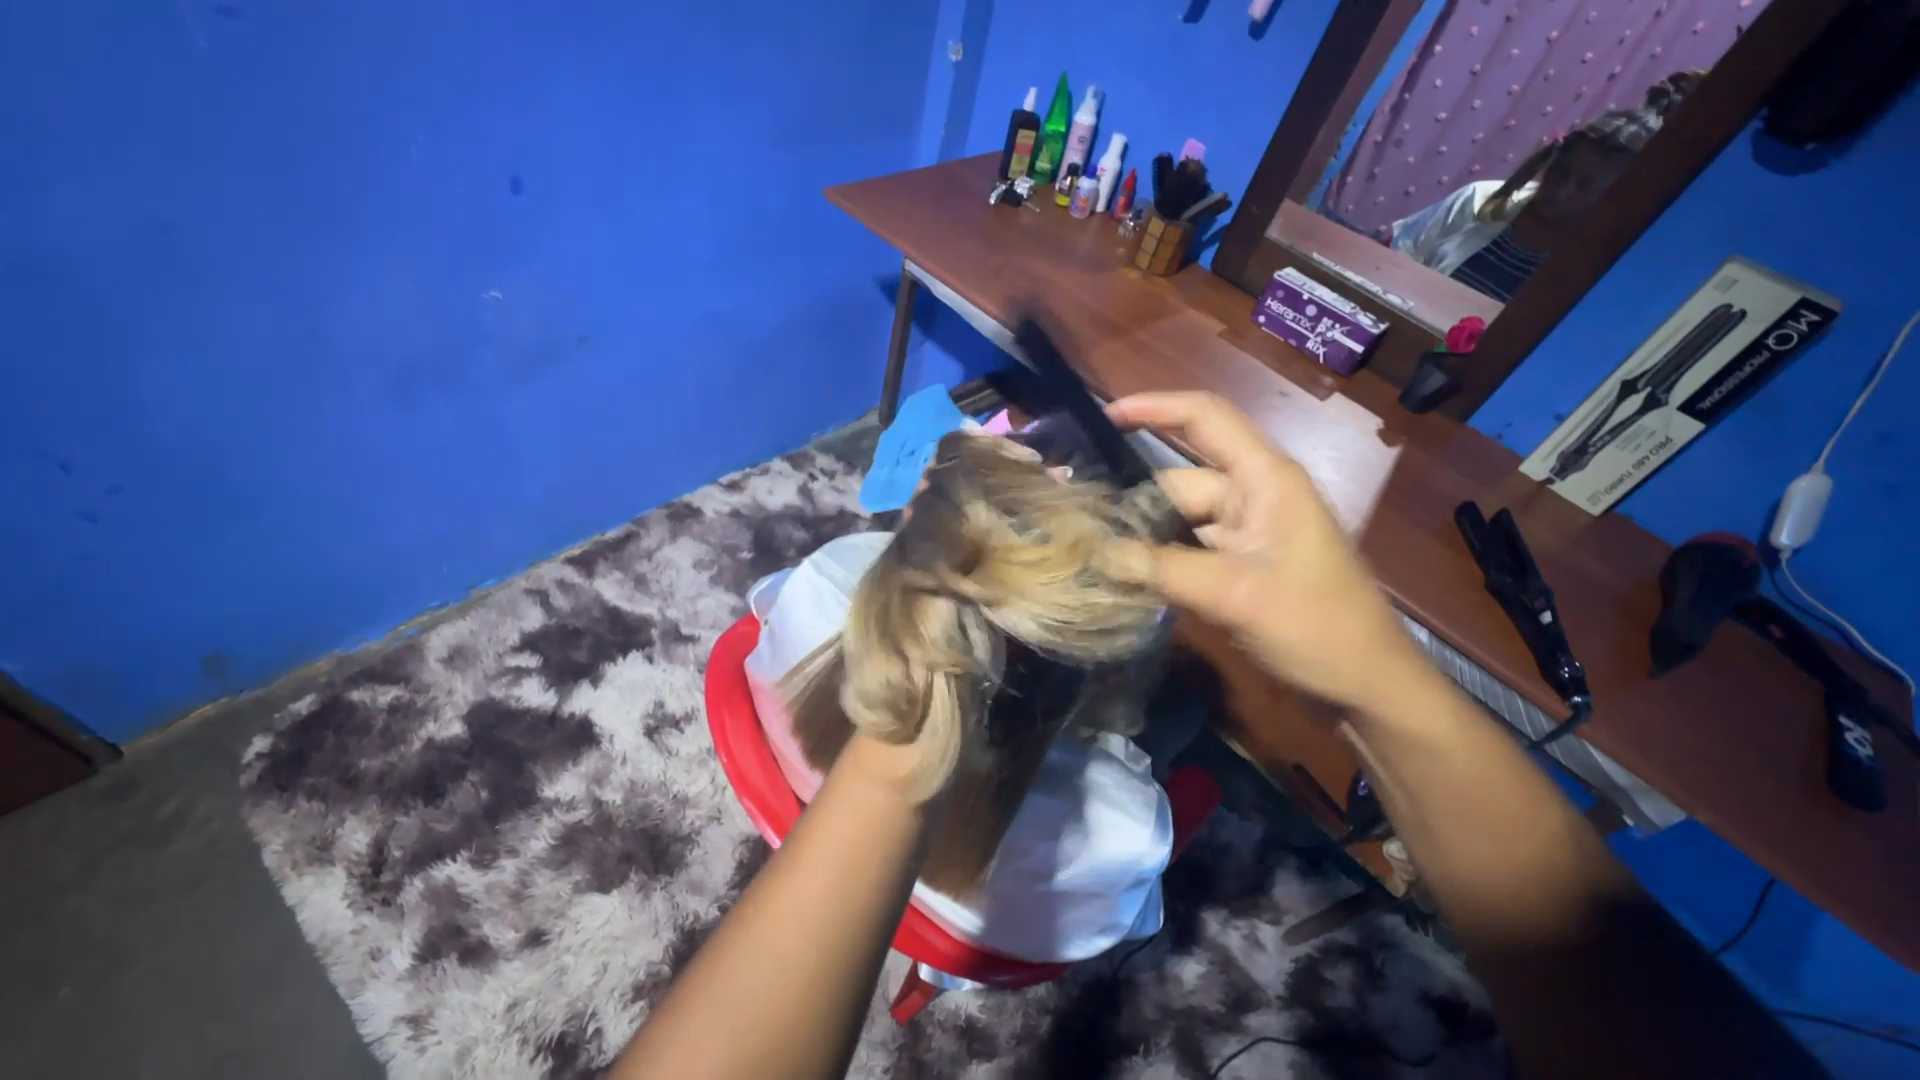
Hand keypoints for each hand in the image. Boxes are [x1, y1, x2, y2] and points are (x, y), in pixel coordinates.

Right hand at [1105, 392, 1429, 711]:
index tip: (1100, 419)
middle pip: (1178, 480)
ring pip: (1178, 519)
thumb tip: (1095, 551)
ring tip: (1086, 551)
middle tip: (1074, 524)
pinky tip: (1120, 577)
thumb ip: (1162, 569)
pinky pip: (1186, 551)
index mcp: (1264, 479)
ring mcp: (1246, 534)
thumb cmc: (1316, 627)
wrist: (1366, 686)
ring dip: (1140, 535)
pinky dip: (1156, 561)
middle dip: (1131, 499)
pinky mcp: (1239, 567)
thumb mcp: (1235, 595)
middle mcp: (1253, 496)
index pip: (1206, 419)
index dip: (1154, 407)